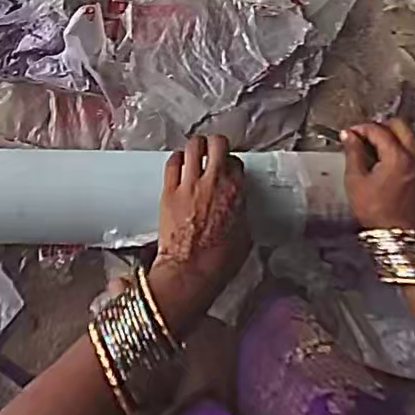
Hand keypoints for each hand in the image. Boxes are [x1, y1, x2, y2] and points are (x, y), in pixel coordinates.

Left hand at [148, 135, 247, 330]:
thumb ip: (242, 211)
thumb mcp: (244, 234)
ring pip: (194, 146)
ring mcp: (190, 184)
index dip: (231, 163)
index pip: (236, 162)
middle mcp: (215, 181)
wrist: (190, 271)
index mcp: (236, 191)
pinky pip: (172, 163)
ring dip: (196, 147)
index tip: (228, 168)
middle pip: (217, 143)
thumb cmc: (219, 260)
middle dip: (216, 144)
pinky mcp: (169, 191)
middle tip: (213, 149)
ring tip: (196, 151)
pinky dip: (177, 158)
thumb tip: (238, 206)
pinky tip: (179, 162)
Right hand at [341, 119, 414, 230]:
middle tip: (367, 138)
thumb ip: (353, 153)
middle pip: (400, 126)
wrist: (400, 240)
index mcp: (398, 157)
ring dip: (399, 138)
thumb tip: (350, 136)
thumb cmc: (378, 215)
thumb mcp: (356, 182)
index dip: (362, 128)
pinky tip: (405, 160)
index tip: (353, 133)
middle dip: (381, 128)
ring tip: (383, 151)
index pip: (379, 130)